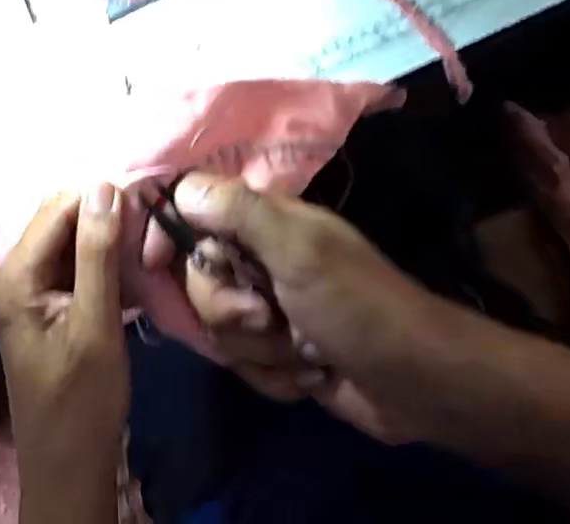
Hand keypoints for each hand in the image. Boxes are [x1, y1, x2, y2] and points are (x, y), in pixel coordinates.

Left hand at [0, 186, 128, 519]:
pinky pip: (78, 256)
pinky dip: (106, 256)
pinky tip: (133, 265)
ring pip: (75, 233)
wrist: (70, 465)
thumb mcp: (95, 324)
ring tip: (146, 245)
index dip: (103, 198)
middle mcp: (14, 270)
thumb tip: (105, 184)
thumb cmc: (82, 401)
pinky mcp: (48, 296)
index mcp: (15, 274)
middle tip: (149, 228)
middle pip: (65, 215)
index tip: (148, 204)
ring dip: (110, 235)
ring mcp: (30, 284)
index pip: (61, 206)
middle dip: (107, 214)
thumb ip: (98, 253)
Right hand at [146, 175, 461, 442]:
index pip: (193, 207)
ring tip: (303, 349)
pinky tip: (307, 374)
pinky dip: (273, 374)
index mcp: (264, 219)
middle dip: (229, 308)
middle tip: (270, 313)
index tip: (154, 263)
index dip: (168, 232)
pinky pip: (242, 360)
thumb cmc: (357, 305)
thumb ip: (238, 213)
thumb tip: (182, 185)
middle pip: (198, 276)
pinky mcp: (276, 348)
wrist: (414, 383)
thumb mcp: (297, 250)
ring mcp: (268, 303)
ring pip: (218, 325)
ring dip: (259, 347)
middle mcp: (260, 255)